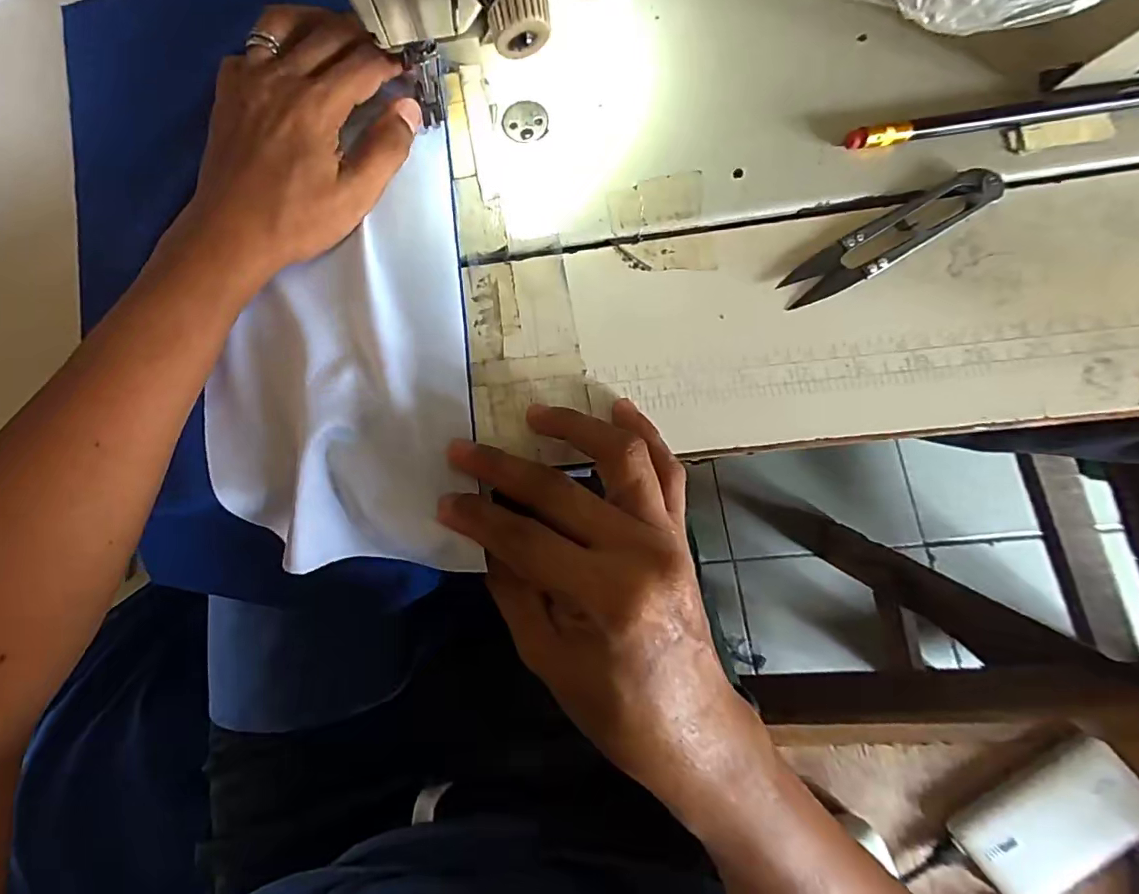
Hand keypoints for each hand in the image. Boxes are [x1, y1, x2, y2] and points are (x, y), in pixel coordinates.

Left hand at [175, 6, 419, 286]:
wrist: (229, 235)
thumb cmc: (293, 221)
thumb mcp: (353, 197)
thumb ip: (387, 149)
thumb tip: (408, 108)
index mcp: (316, 104)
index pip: (364, 62)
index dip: (392, 60)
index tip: (406, 67)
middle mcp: (282, 79)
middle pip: (330, 32)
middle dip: (363, 35)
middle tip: (381, 51)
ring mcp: (249, 81)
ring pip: (285, 23)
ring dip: (317, 21)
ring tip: (336, 38)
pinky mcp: (228, 92)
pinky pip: (251, 46)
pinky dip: (274, 44)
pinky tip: (288, 65)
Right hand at [438, 399, 755, 809]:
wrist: (693, 730)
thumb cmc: (614, 707)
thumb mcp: (545, 656)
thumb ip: (513, 585)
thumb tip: (484, 531)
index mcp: (608, 596)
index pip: (526, 538)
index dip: (479, 517)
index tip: (445, 499)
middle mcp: (643, 553)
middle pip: (562, 491)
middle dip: (503, 468)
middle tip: (462, 450)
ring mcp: (668, 537)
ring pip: (625, 457)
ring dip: (578, 426)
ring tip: (536, 415)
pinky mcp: (680, 534)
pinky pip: (667, 471)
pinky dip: (644, 434)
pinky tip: (618, 409)